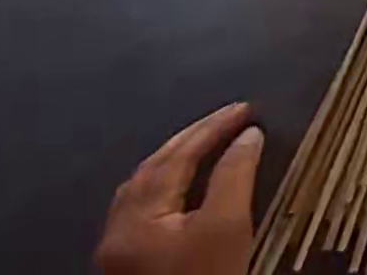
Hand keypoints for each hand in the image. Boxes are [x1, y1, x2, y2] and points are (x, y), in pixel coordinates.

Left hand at [95, 103, 263, 274]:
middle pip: (151, 169)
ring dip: (177, 153)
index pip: (176, 159)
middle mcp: (118, 231)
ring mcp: (119, 248)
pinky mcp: (130, 259)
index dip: (213, 128)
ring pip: (143, 185)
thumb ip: (235, 173)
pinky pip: (144, 201)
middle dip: (193, 135)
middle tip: (232, 114)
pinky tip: (186, 174)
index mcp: (137, 221)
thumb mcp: (228, 224)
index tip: (248, 108)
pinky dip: (169, 175)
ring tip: (211, 135)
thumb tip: (249, 134)